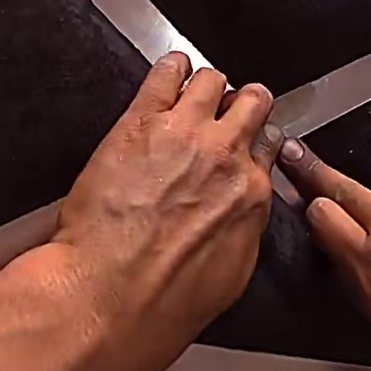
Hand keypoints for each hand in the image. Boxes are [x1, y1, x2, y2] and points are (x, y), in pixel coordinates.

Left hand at [25, 52, 282, 370]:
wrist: (103, 301)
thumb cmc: (158, 304)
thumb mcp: (230, 276)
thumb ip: (247, 228)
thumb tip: (246, 208)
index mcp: (250, 192)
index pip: (267, 143)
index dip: (256, 138)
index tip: (246, 139)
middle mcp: (225, 154)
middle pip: (253, 101)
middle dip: (244, 102)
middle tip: (229, 109)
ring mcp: (186, 131)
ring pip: (213, 79)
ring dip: (206, 86)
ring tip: (192, 92)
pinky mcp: (143, 120)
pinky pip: (168, 71)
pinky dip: (172, 67)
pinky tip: (169, 73)